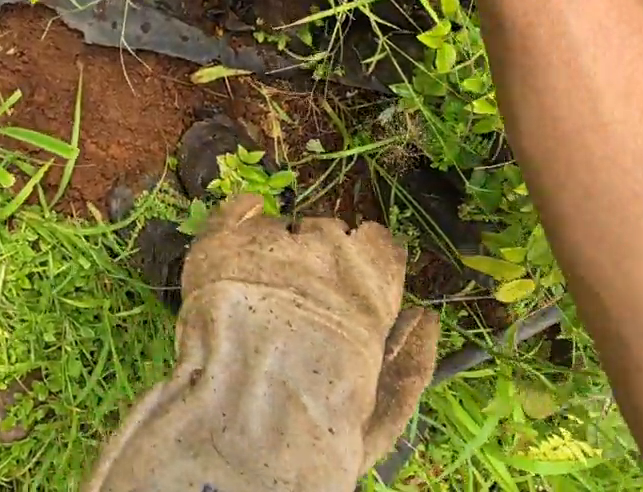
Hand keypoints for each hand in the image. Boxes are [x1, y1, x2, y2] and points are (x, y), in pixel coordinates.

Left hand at [82, 195, 436, 491]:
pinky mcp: (217, 244)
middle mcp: (321, 253)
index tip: (351, 281)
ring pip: (279, 225)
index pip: (378, 243)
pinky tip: (246, 215)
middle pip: (326, 232)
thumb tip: (425, 320)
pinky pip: (233, 212)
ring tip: (259, 283)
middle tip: (300, 290)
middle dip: (318, 255)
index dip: (365, 261)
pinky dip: (240, 213)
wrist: (239, 423)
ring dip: (275, 244)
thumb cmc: (316, 431)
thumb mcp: (381, 418)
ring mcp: (265, 244)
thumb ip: (410, 365)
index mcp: (367, 289)